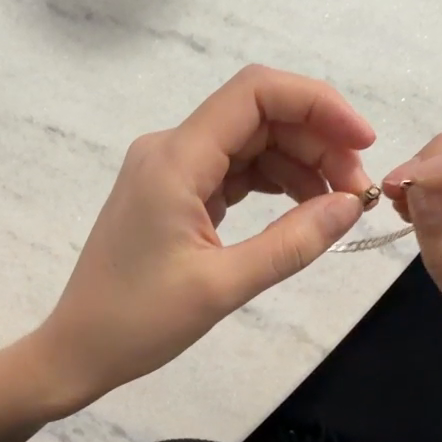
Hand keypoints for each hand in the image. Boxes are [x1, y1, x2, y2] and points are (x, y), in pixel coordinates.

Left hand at [33, 65, 375, 406]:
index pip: (255, 93)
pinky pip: (231, 173)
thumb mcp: (223, 286)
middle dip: (316, 142)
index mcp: (174, 159)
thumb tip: (351, 206)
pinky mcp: (171, 195)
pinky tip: (301, 211)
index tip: (363, 142)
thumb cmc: (139, 322)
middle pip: (257, 117)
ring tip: (338, 207)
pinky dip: (270, 185)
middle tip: (355, 194)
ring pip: (248, 144)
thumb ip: (292, 243)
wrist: (78, 349)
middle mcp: (169, 150)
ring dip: (298, 165)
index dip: (318, 104)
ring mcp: (168, 172)